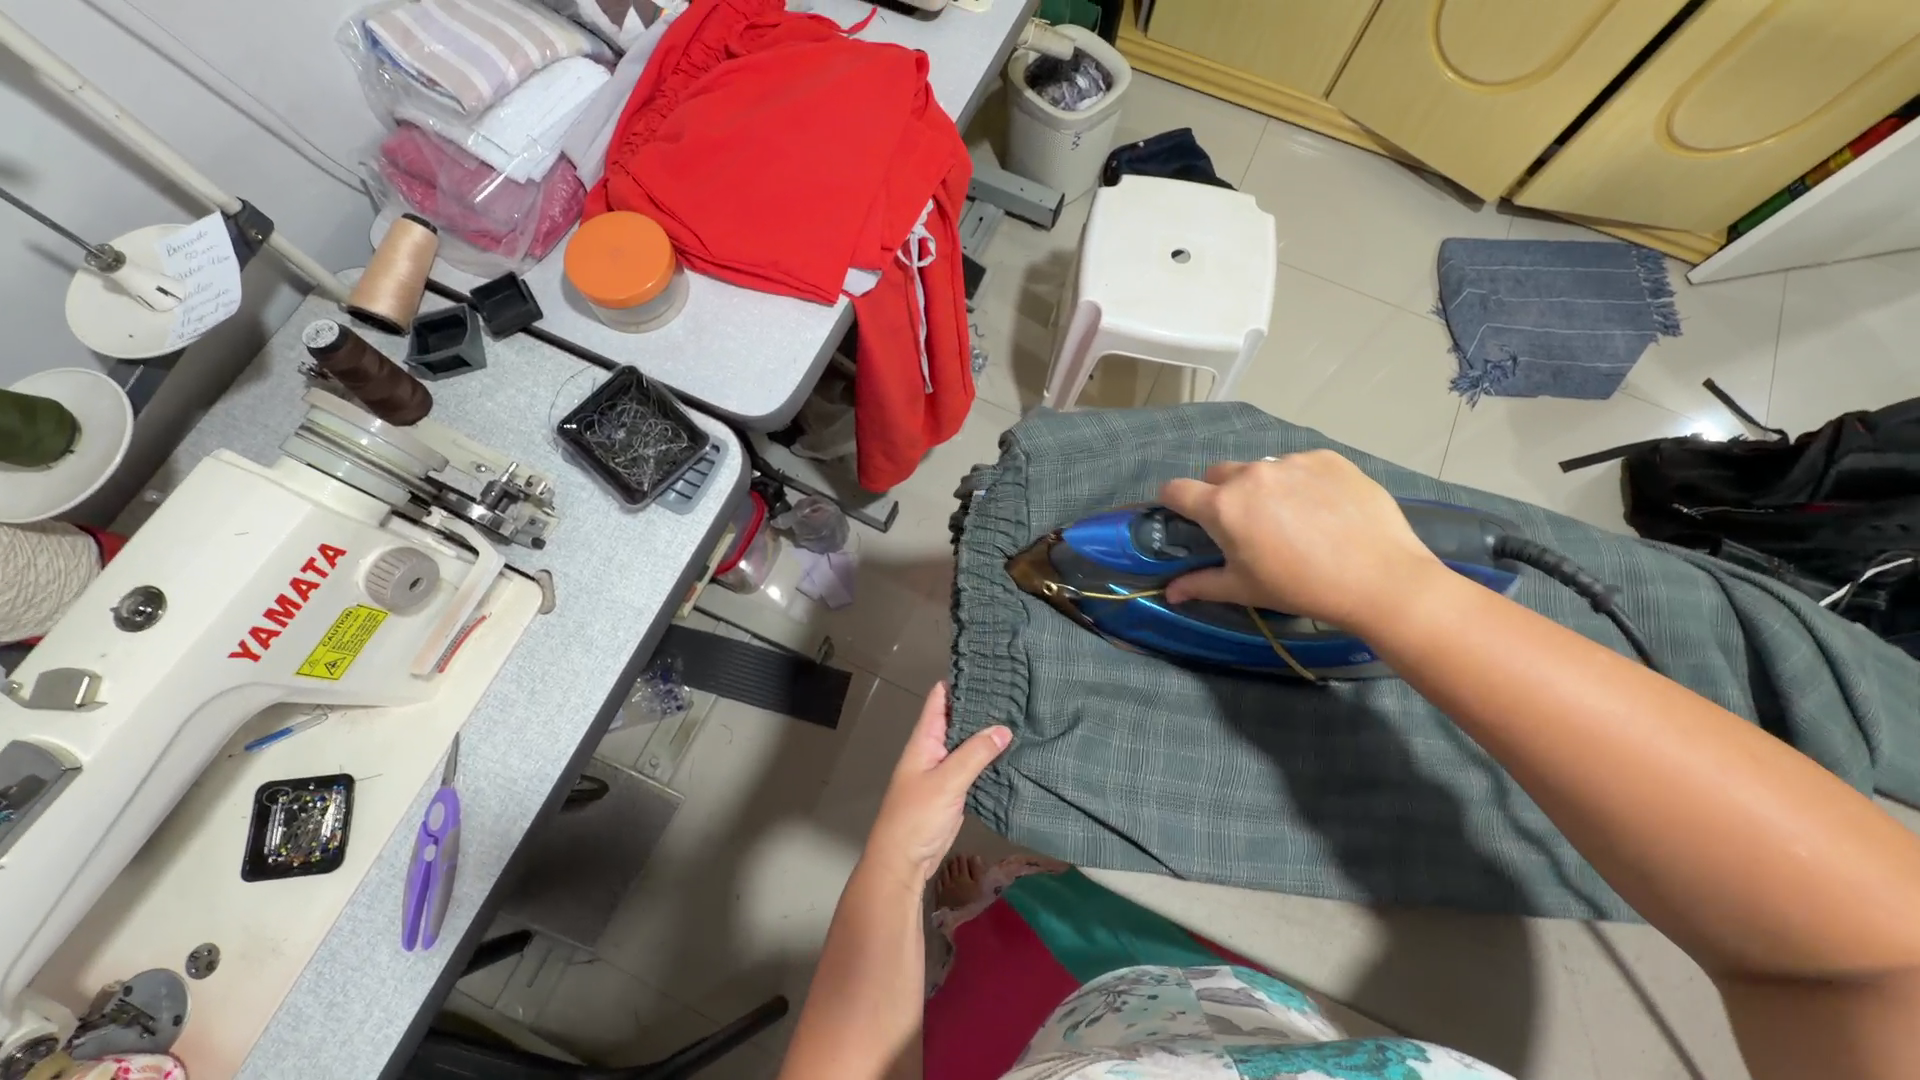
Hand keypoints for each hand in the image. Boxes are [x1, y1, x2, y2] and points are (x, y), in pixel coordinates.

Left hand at [863, 683, 1009, 888]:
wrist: (903, 861)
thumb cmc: (917, 816)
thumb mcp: (947, 781)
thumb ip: (975, 754)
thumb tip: (1003, 728)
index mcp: (923, 741)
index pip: (939, 700)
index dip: (958, 682)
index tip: (986, 668)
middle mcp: (932, 750)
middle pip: (956, 720)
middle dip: (979, 706)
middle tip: (1012, 690)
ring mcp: (942, 771)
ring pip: (966, 744)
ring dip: (985, 732)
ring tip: (1017, 714)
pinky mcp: (953, 791)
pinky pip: (972, 766)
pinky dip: (988, 757)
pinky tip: (1009, 751)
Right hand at [1158, 452, 1444, 629]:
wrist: (1379, 577)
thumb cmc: (1300, 588)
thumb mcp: (1245, 589)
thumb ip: (1202, 585)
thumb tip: (1170, 592)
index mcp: (1223, 506)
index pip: (1176, 490)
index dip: (1174, 502)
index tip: (1186, 516)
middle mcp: (1251, 475)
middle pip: (1218, 474)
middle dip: (1221, 494)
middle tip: (1246, 525)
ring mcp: (1291, 462)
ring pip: (1261, 470)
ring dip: (1263, 488)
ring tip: (1292, 519)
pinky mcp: (1327, 458)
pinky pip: (1300, 466)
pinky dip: (1301, 483)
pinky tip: (1323, 510)